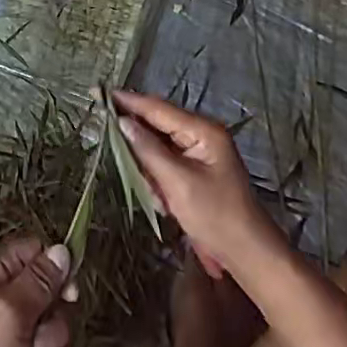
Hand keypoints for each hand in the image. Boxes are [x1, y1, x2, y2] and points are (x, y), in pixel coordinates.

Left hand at [0, 238, 74, 346]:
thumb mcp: (10, 310)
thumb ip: (40, 281)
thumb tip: (64, 249)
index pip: (39, 254)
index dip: (58, 272)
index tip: (67, 295)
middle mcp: (6, 297)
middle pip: (54, 299)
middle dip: (52, 328)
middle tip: (34, 341)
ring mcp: (13, 333)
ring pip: (54, 337)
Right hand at [113, 90, 274, 277]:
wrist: (248, 254)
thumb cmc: (216, 216)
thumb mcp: (177, 182)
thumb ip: (147, 149)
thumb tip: (122, 121)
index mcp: (203, 130)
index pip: (157, 109)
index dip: (126, 101)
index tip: (98, 92)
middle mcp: (201, 134)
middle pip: (156, 124)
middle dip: (136, 141)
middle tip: (111, 146)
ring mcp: (198, 152)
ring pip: (157, 146)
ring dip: (147, 167)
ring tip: (155, 192)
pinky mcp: (194, 169)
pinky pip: (164, 163)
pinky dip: (157, 178)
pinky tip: (163, 199)